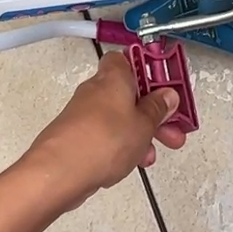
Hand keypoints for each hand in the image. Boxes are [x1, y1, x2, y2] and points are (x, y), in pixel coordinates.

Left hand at [22, 50, 186, 206]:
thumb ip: (158, 109)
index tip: (170, 87)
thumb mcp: (144, 125)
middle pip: (131, 92)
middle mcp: (97, 89)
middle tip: (173, 127)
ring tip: (153, 154)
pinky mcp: (78, 134)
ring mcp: (85, 112)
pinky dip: (122, 144)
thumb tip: (166, 96)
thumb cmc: (102, 141)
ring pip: (120, 115)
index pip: (131, 58)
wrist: (59, 172)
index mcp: (114, 76)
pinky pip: (107, 133)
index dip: (152, 70)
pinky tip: (132, 162)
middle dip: (154, 111)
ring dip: (140, 132)